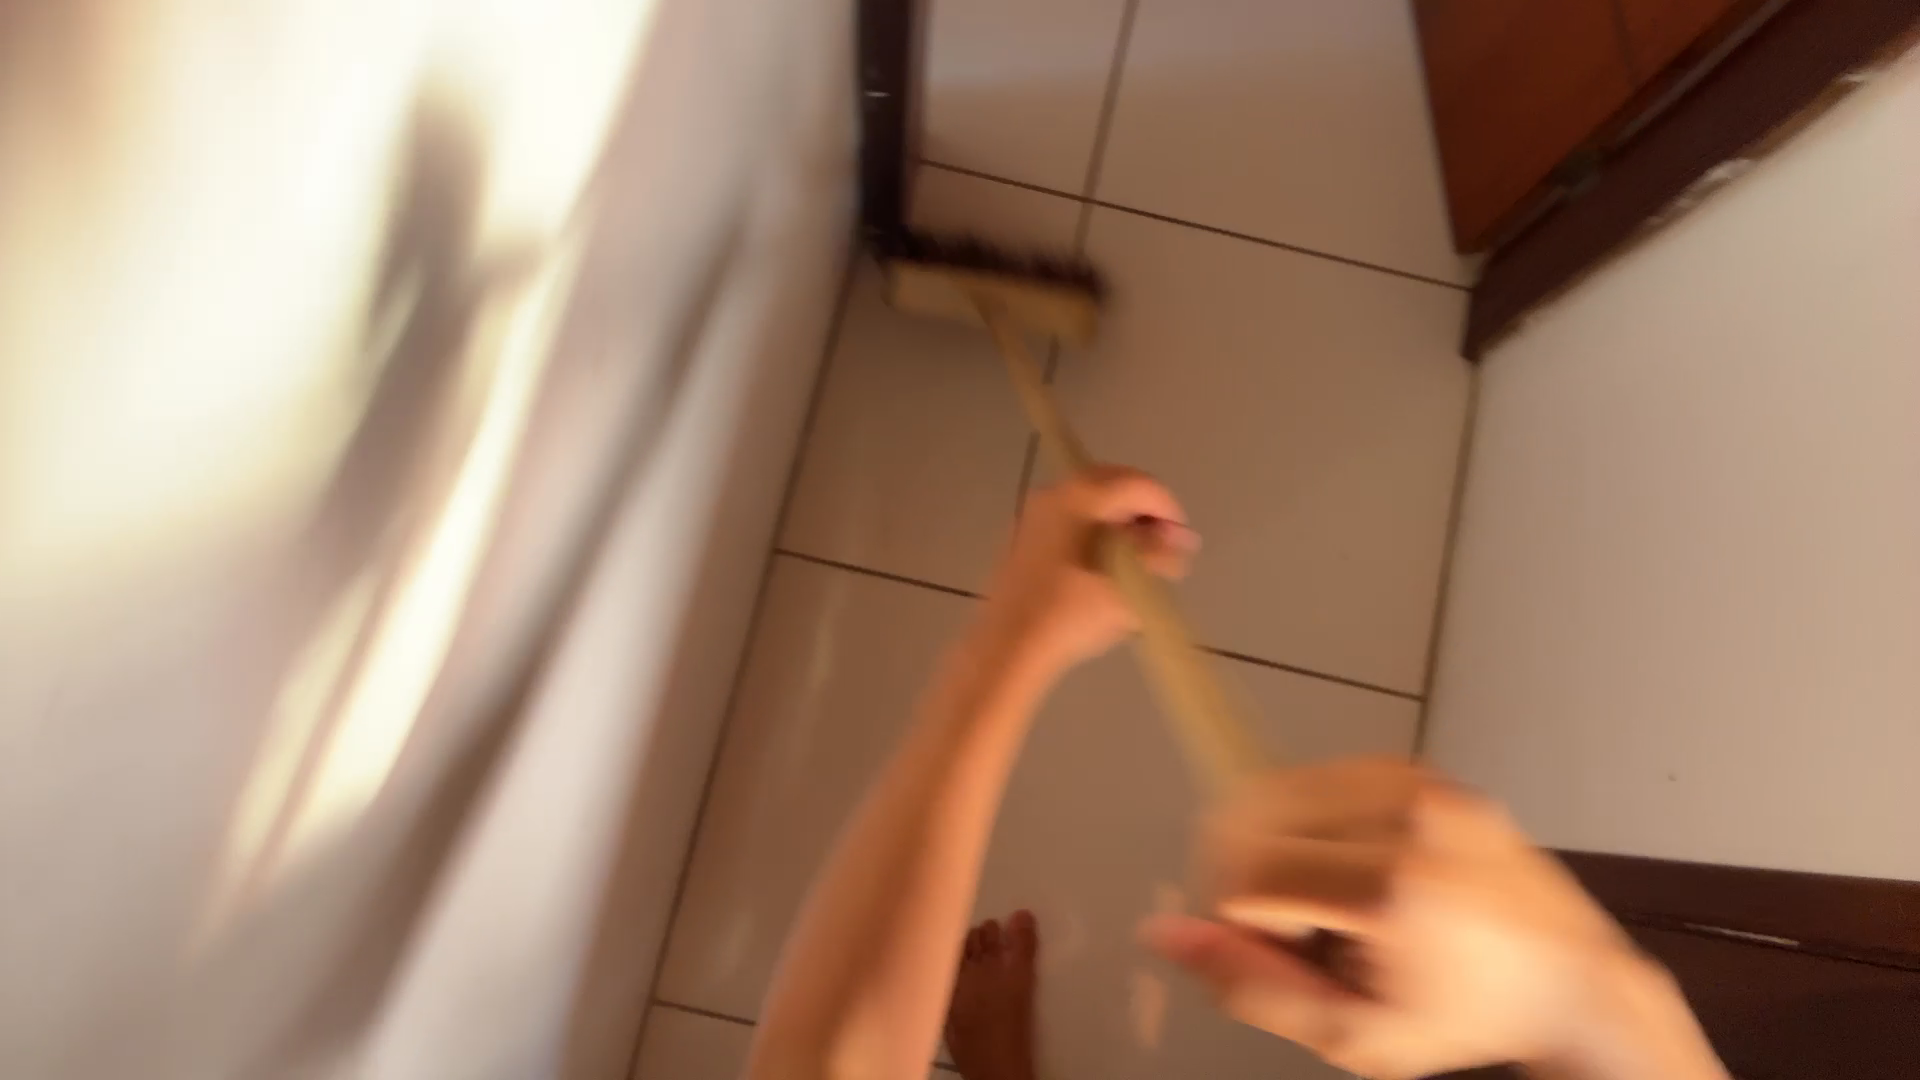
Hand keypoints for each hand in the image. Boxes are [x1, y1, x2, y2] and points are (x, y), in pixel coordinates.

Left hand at [976, 465, 1197, 680]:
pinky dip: (1093, 534)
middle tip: (1163, 547)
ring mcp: (1034, 514)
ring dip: (1118, 524)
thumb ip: (1161, 555)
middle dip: (1143, 513)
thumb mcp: (1128, 584)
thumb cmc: (1073, 611)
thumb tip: (1181, 540)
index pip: (1139, 484)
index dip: (1168, 510)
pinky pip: (1069, 522)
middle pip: (1112, 485)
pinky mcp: (1023, 539)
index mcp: (1082, 494)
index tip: (1182, 543)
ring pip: (1089, 504)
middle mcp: (1055, 493)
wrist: (1010, 645)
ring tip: (1136, 561)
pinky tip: (1101, 568)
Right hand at [1143, 759, 1721, 1079]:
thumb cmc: (1456, 1018)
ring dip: (1269, 841)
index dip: (1244, 919)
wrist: (1571, 975)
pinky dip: (1298, 819)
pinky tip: (1340, 858)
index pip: (1245, 876)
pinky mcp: (1408, 764)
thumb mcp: (1350, 1035)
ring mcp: (1408, 780)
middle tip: (1295, 922)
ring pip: (1267, 791)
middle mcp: (1397, 815)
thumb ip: (1247, 984)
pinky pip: (1306, 778)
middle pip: (1246, 818)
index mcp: (1390, 889)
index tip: (1291, 952)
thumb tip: (1157, 930)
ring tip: (1322, 890)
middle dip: (1244, 871)